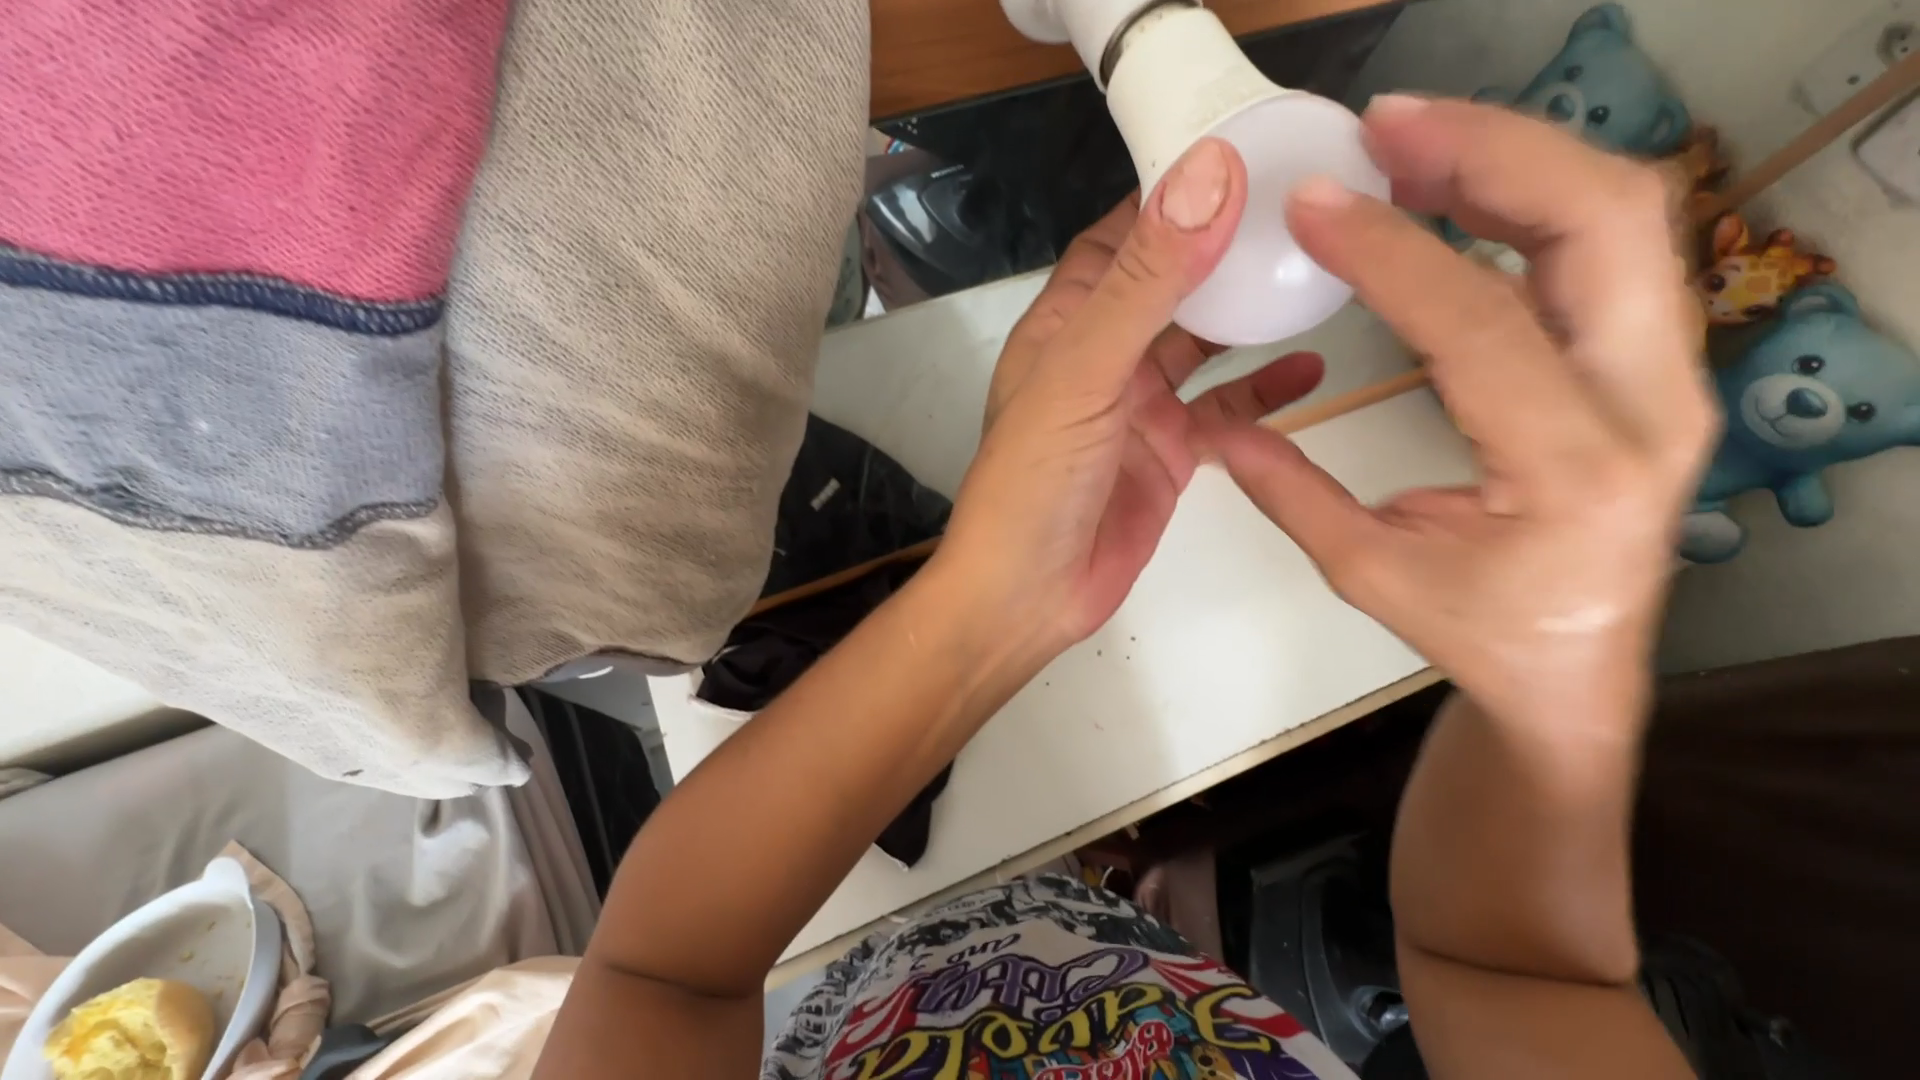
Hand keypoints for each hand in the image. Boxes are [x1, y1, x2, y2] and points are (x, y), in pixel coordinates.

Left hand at [934, 139, 1324, 654]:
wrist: (1030, 595)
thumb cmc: (1037, 481)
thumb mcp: (1087, 372)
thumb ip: (1146, 282)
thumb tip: (1208, 174)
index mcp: (1065, 325)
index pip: (1118, 238)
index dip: (1169, 197)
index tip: (1240, 151)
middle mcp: (1103, 357)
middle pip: (1169, 286)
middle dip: (1223, 252)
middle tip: (1300, 209)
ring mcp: (1138, 408)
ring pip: (1201, 347)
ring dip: (1248, 318)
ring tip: (1316, 278)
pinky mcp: (1169, 455)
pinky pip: (1223, 413)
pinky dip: (1262, 393)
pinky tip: (1312, 370)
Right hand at [1207, 97, 1718, 727]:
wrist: (1576, 669)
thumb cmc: (1482, 634)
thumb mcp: (1369, 574)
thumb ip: (1293, 494)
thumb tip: (1219, 429)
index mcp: (1572, 468)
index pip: (1482, 324)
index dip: (1391, 253)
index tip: (1317, 207)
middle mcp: (1649, 404)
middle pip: (1606, 222)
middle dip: (1492, 153)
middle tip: (1386, 130)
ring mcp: (1666, 373)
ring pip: (1622, 216)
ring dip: (1515, 161)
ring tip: (1411, 144)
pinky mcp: (1650, 361)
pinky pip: (1606, 247)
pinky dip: (1529, 199)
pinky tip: (1455, 192)